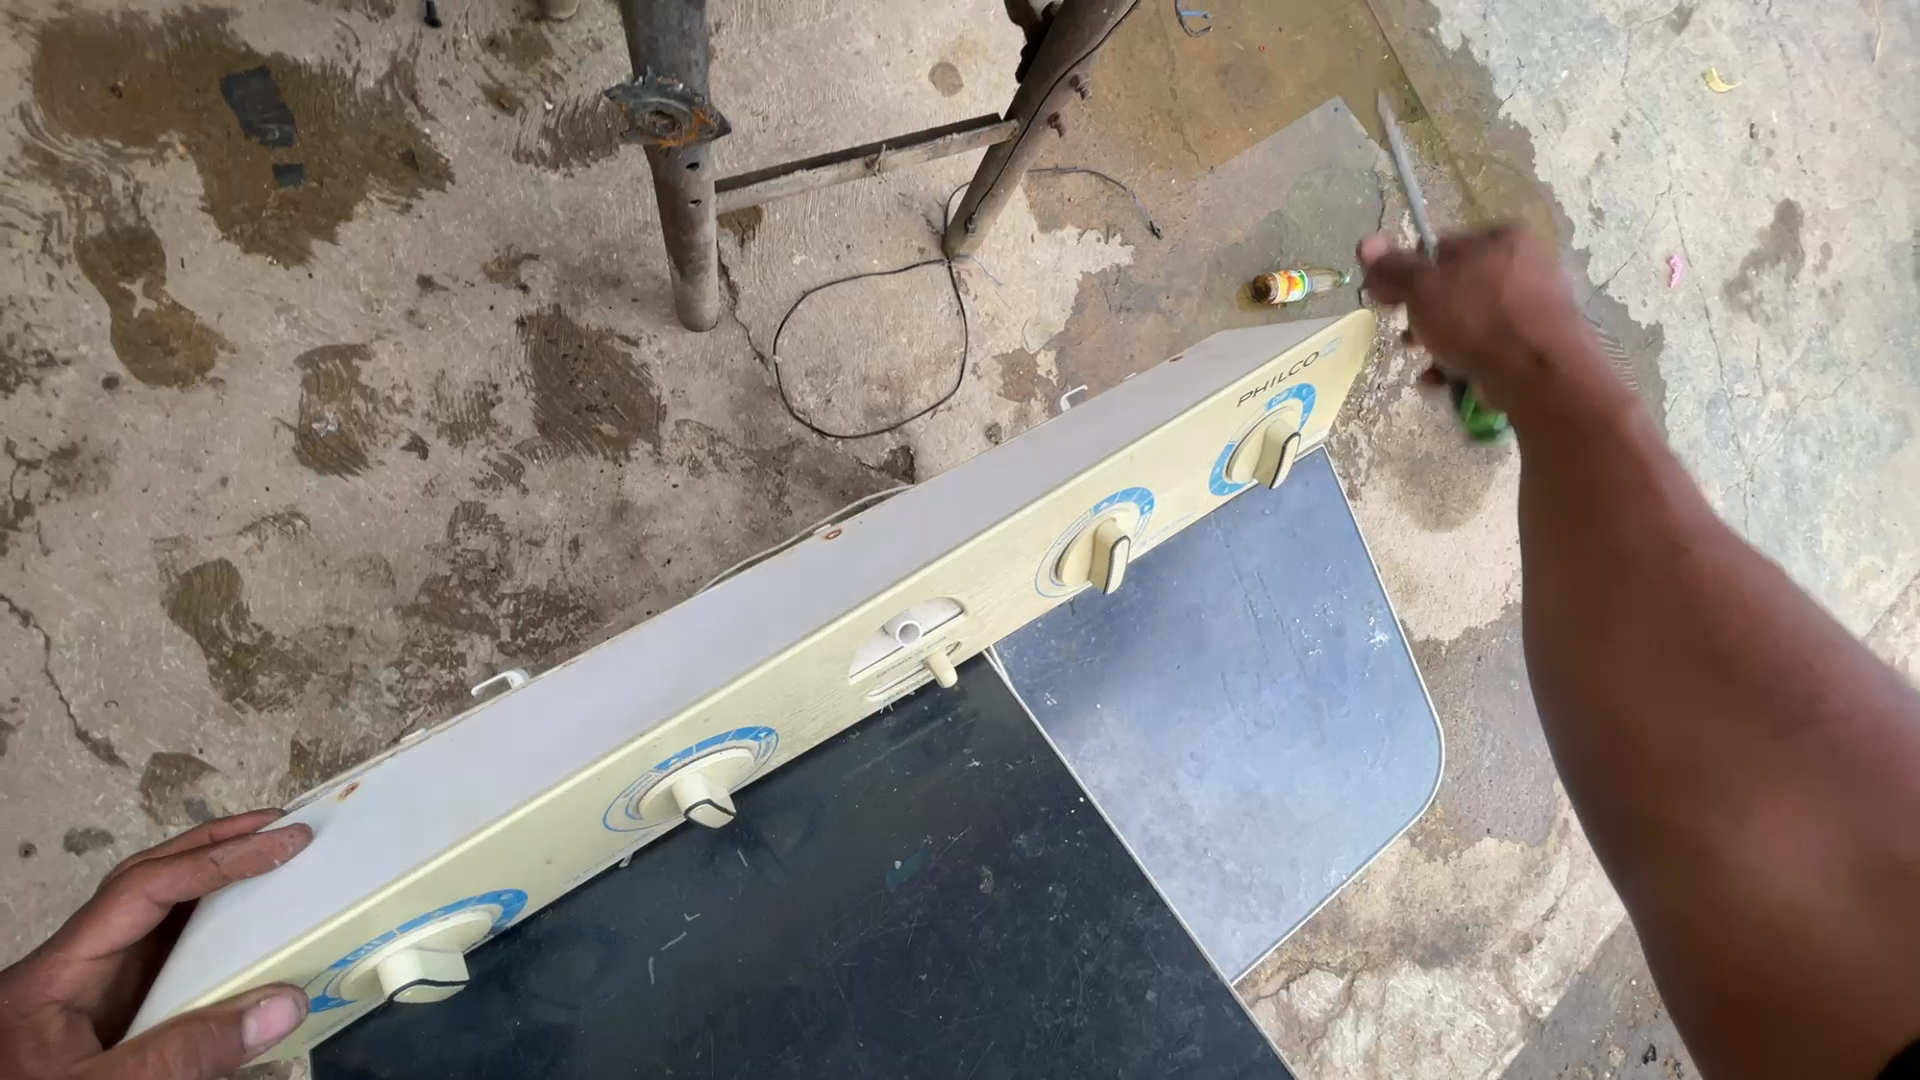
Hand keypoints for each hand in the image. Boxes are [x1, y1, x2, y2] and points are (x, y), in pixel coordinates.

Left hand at [0, 810, 313, 1079]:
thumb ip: (181, 1052)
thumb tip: (287, 1003)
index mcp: (52, 978)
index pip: (143, 889)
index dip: (219, 858)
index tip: (290, 842)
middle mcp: (73, 969)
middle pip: (147, 880)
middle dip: (217, 844)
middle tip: (286, 825)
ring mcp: (96, 989)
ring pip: (162, 909)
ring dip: (223, 874)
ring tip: (281, 855)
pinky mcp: (121, 1009)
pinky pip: (176, 946)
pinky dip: (223, 917)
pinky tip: (260, 918)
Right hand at [1358, 225, 1607, 413]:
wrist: (1537, 370)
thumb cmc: (1476, 321)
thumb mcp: (1423, 290)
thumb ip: (1393, 268)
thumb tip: (1365, 242)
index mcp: (1498, 239)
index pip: (1437, 250)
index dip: (1405, 277)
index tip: (1387, 303)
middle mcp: (1523, 262)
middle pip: (1452, 288)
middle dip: (1422, 316)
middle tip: (1407, 339)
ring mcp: (1533, 301)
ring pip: (1467, 320)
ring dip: (1438, 342)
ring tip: (1426, 362)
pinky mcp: (1536, 337)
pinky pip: (1487, 343)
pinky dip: (1461, 359)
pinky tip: (1446, 377)